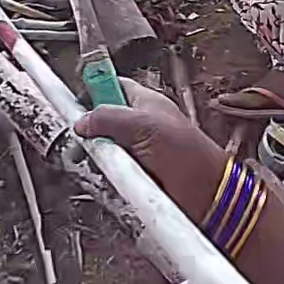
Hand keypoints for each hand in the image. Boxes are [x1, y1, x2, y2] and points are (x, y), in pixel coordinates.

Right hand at [74, 79, 227, 218]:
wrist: (210, 198)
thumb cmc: (190, 157)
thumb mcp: (145, 127)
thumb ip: (110, 118)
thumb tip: (82, 121)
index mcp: (146, 104)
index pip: (111, 86)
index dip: (91, 92)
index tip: (73, 104)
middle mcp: (141, 125)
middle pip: (102, 122)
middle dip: (90, 135)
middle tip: (83, 146)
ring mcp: (140, 151)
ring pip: (104, 150)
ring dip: (98, 160)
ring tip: (101, 167)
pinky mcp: (139, 176)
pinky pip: (112, 174)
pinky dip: (108, 179)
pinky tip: (111, 183)